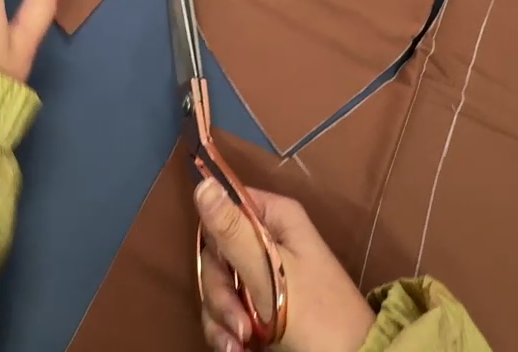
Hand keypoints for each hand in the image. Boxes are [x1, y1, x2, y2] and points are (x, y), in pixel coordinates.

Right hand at [195, 180, 374, 351]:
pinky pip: (226, 309)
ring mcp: (263, 274)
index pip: (225, 207)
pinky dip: (226, 329)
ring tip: (239, 344)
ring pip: (219, 284)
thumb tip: (202, 183)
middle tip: (238, 322)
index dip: (215, 236)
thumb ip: (232, 230)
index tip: (220, 266)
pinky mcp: (258, 306)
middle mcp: (267, 239)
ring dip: (222, 316)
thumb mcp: (268, 271)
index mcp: (275, 217)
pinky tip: (237, 349)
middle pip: (218, 252)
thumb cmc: (315, 313)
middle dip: (220, 292)